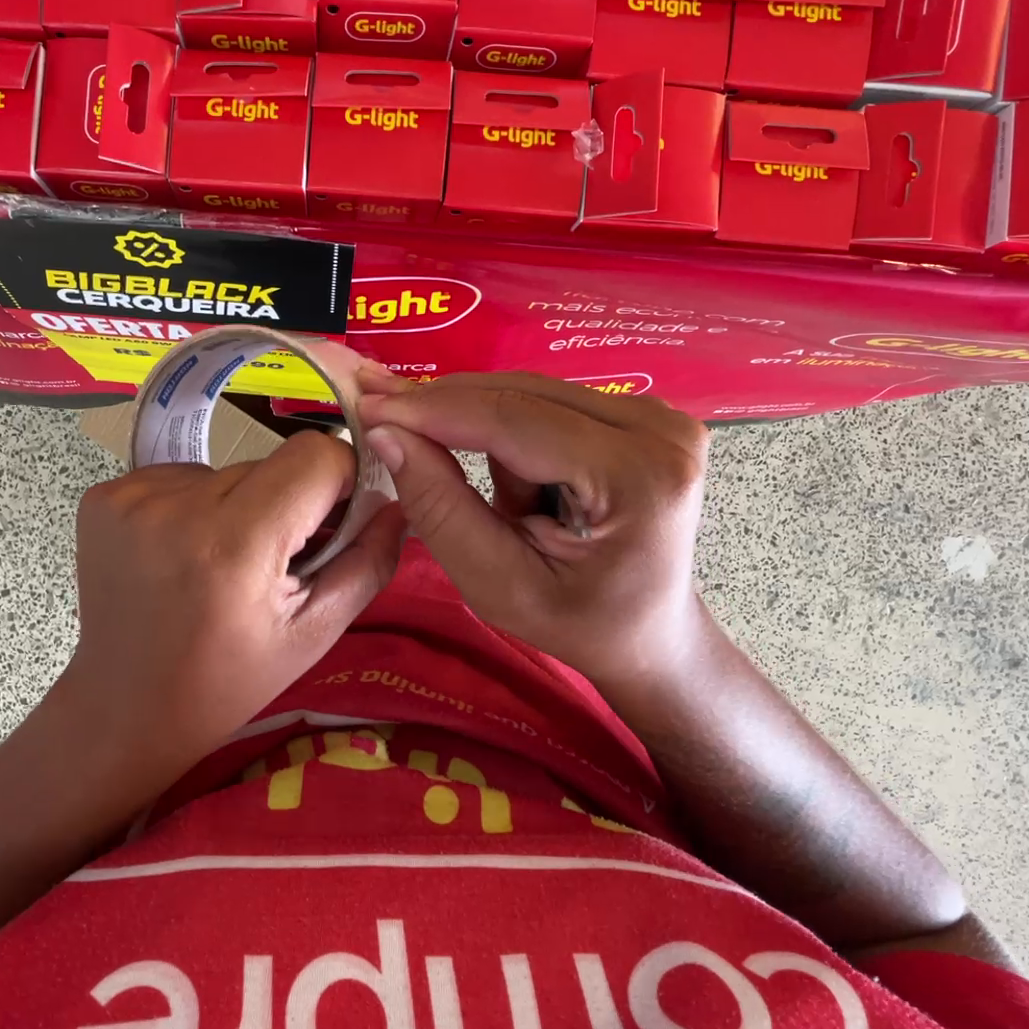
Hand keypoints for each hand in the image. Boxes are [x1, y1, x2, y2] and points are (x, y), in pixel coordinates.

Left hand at [62, 431, 406, 757]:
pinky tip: (184, 555)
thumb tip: (399, 500)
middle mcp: (176, 507)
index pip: (315, 455)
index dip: (339, 481)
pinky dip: (194, 506)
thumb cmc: (228, 681)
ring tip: (221, 563)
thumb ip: (368, 562)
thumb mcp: (314, 632)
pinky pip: (180, 477)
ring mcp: (130, 496)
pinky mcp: (103, 495)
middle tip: (272, 561)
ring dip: (239, 504)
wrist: (125, 708)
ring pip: (225, 469)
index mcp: (234, 545)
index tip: (333, 521)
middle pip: (269, 463)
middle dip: (287, 502)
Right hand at [360, 374, 709, 685]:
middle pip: (522, 394)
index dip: (434, 410)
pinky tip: (527, 494)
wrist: (649, 634)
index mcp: (640, 478)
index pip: (516, 422)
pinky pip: (549, 405)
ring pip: (530, 396)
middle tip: (376, 406)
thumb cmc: (578, 625)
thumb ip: (442, 511)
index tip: (367, 404)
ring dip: (490, 440)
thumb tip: (387, 434)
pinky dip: (515, 438)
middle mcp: (661, 429)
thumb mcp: (498, 586)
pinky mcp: (644, 414)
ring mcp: (659, 415)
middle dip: (447, 410)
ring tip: (508, 512)